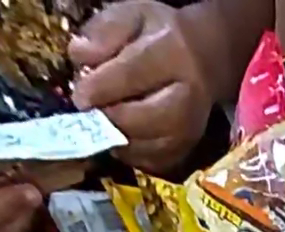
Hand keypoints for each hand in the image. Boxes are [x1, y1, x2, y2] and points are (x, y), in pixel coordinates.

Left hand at [69, 1, 217, 174]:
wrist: (205, 61)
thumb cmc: (161, 36)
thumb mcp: (131, 16)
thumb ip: (104, 32)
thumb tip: (81, 57)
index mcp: (173, 54)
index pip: (132, 75)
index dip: (101, 89)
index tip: (79, 97)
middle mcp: (187, 99)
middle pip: (143, 119)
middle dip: (110, 119)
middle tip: (89, 114)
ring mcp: (190, 130)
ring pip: (148, 147)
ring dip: (118, 141)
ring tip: (103, 125)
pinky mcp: (186, 150)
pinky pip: (153, 163)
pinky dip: (132, 155)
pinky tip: (121, 138)